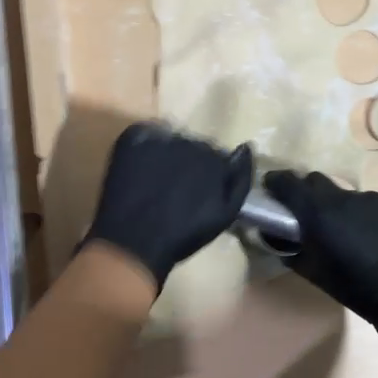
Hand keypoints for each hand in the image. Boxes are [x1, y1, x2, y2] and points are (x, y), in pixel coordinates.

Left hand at [82, 122, 253, 289]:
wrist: (134, 244)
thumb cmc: (184, 235)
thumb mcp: (226, 213)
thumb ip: (241, 179)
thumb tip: (246, 147)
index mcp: (214, 159)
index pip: (216, 154)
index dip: (207, 172)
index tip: (197, 190)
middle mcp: (190, 142)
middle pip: (193, 145)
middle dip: (188, 162)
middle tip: (176, 189)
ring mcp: (159, 140)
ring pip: (169, 140)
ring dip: (167, 154)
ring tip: (156, 181)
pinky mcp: (131, 141)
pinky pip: (141, 133)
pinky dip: (143, 144)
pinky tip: (139, 165)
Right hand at [263, 170, 377, 353]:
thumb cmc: (354, 288)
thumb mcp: (314, 273)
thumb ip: (294, 250)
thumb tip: (281, 238)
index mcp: (318, 214)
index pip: (288, 183)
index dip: (276, 181)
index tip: (271, 186)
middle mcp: (342, 197)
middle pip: (316, 181)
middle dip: (307, 192)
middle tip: (307, 212)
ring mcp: (370, 197)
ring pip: (344, 194)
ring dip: (338, 206)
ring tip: (346, 230)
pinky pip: (368, 202)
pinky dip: (362, 213)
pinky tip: (370, 234)